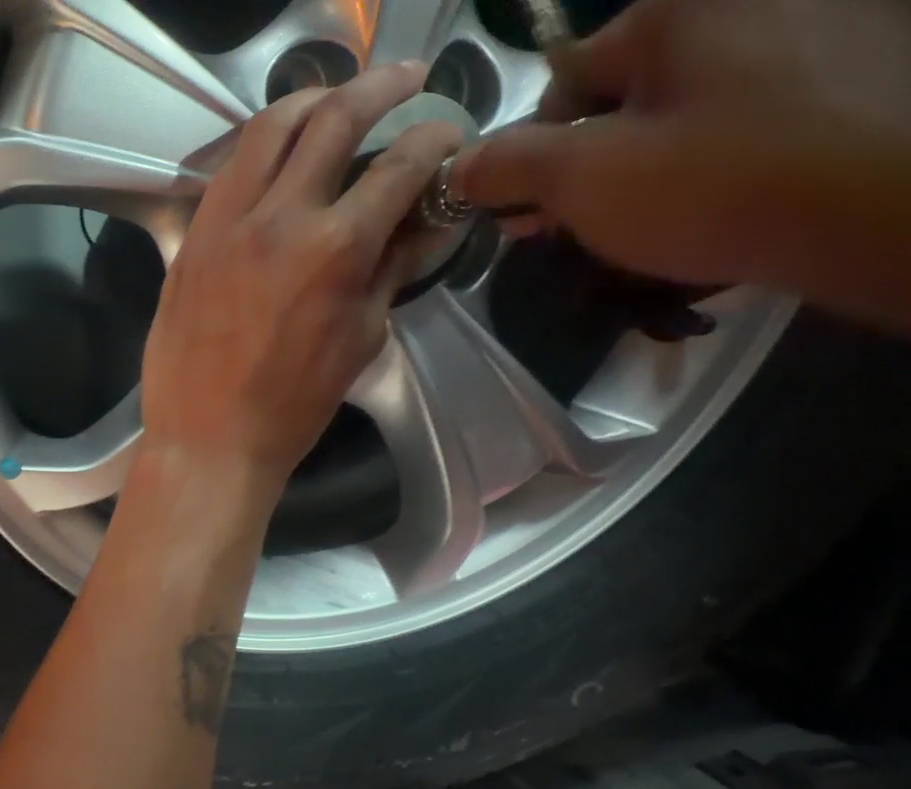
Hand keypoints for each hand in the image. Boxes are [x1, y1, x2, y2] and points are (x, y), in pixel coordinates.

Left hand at [140, 63, 459, 478]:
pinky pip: (225, 172)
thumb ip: (394, 267)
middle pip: (333, 119)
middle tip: (405, 78)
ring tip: (335, 98)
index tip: (447, 134)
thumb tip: (430, 220)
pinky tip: (276, 151)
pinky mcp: (190, 241)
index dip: (435, 139)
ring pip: (266, 131)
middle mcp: (277, 219)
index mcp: (335, 248)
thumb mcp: (361, 337)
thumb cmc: (292, 405)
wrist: (206, 440)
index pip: (399, 165)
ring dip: (309, 100)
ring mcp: (224, 226)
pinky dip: (258, 148)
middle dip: (380, 86)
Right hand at [454, 0, 910, 293]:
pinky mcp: (856, 82)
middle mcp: (748, 6)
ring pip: (686, 116)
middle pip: (626, 97)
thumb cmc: (718, 184)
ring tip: (642, 233)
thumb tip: (457, 168)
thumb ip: (506, 166)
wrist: (898, 213)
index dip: (534, 154)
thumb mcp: (582, 179)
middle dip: (588, 167)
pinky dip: (716, 170)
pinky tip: (712, 214)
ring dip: (647, 174)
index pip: (565, 80)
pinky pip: (750, 125)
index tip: (529, 214)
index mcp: (679, 11)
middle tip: (577, 230)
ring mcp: (814, 37)